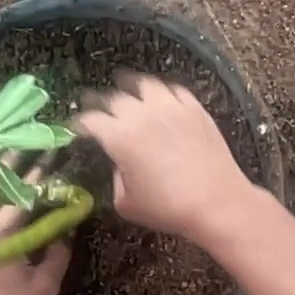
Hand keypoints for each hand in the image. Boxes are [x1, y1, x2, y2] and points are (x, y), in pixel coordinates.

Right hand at [75, 71, 254, 240]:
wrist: (216, 203)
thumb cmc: (168, 208)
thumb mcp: (126, 203)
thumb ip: (116, 178)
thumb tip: (121, 165)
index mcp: (120, 137)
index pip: (92, 120)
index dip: (81, 123)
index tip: (79, 127)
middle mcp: (143, 114)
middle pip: (115, 98)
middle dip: (104, 105)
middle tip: (101, 112)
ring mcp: (171, 107)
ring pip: (145, 86)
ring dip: (132, 90)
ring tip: (129, 93)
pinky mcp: (195, 108)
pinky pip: (173, 90)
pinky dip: (162, 94)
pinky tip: (162, 101)